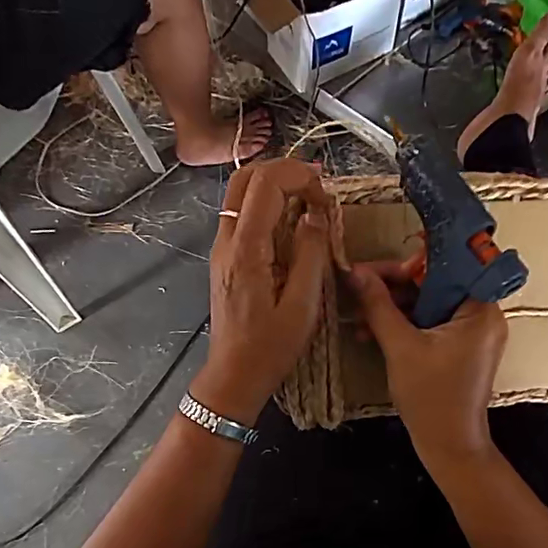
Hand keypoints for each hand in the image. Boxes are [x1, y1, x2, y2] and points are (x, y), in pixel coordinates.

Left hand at [192, 159, 333, 424]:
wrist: (234, 375)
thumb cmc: (271, 347)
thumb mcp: (303, 306)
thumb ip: (310, 254)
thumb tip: (316, 214)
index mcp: (246, 250)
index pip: (265, 184)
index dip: (298, 175)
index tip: (325, 194)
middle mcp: (227, 241)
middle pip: (245, 177)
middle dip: (284, 171)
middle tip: (317, 188)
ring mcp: (222, 248)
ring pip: (239, 193)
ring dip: (274, 185)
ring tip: (309, 201)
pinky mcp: (225, 258)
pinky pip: (241, 214)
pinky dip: (266, 205)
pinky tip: (292, 223)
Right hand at [348, 261, 506, 468]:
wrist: (449, 447)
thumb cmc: (431, 397)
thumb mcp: (400, 347)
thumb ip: (378, 305)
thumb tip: (355, 272)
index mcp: (480, 309)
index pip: (451, 264)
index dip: (414, 260)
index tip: (380, 266)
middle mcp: (482, 315)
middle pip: (437, 283)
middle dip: (395, 285)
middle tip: (360, 285)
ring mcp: (471, 334)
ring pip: (429, 303)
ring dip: (394, 306)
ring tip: (358, 312)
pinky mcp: (459, 349)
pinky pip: (430, 323)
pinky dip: (404, 325)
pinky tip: (370, 332)